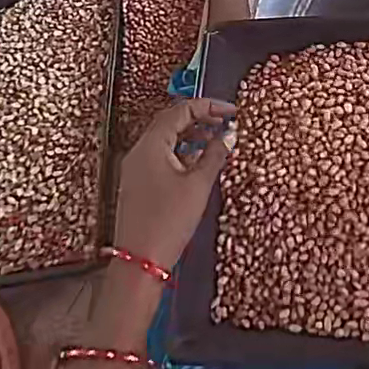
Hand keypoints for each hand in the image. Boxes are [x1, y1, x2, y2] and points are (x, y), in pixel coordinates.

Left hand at [111, 98, 235, 270]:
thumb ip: (215, 155)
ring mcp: (136, 167)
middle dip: (200, 118)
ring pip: (166, 139)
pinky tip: (199, 160)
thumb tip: (229, 135)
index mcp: (151, 145)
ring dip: (191, 134)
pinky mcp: (138, 182)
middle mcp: (139, 151)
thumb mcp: (198, 185)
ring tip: (217, 139)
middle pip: (171, 121)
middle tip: (225, 121)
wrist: (140, 261)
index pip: (181, 111)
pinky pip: (161, 155)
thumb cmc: (169, 221)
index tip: (231, 111)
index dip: (208, 106)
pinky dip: (181, 151)